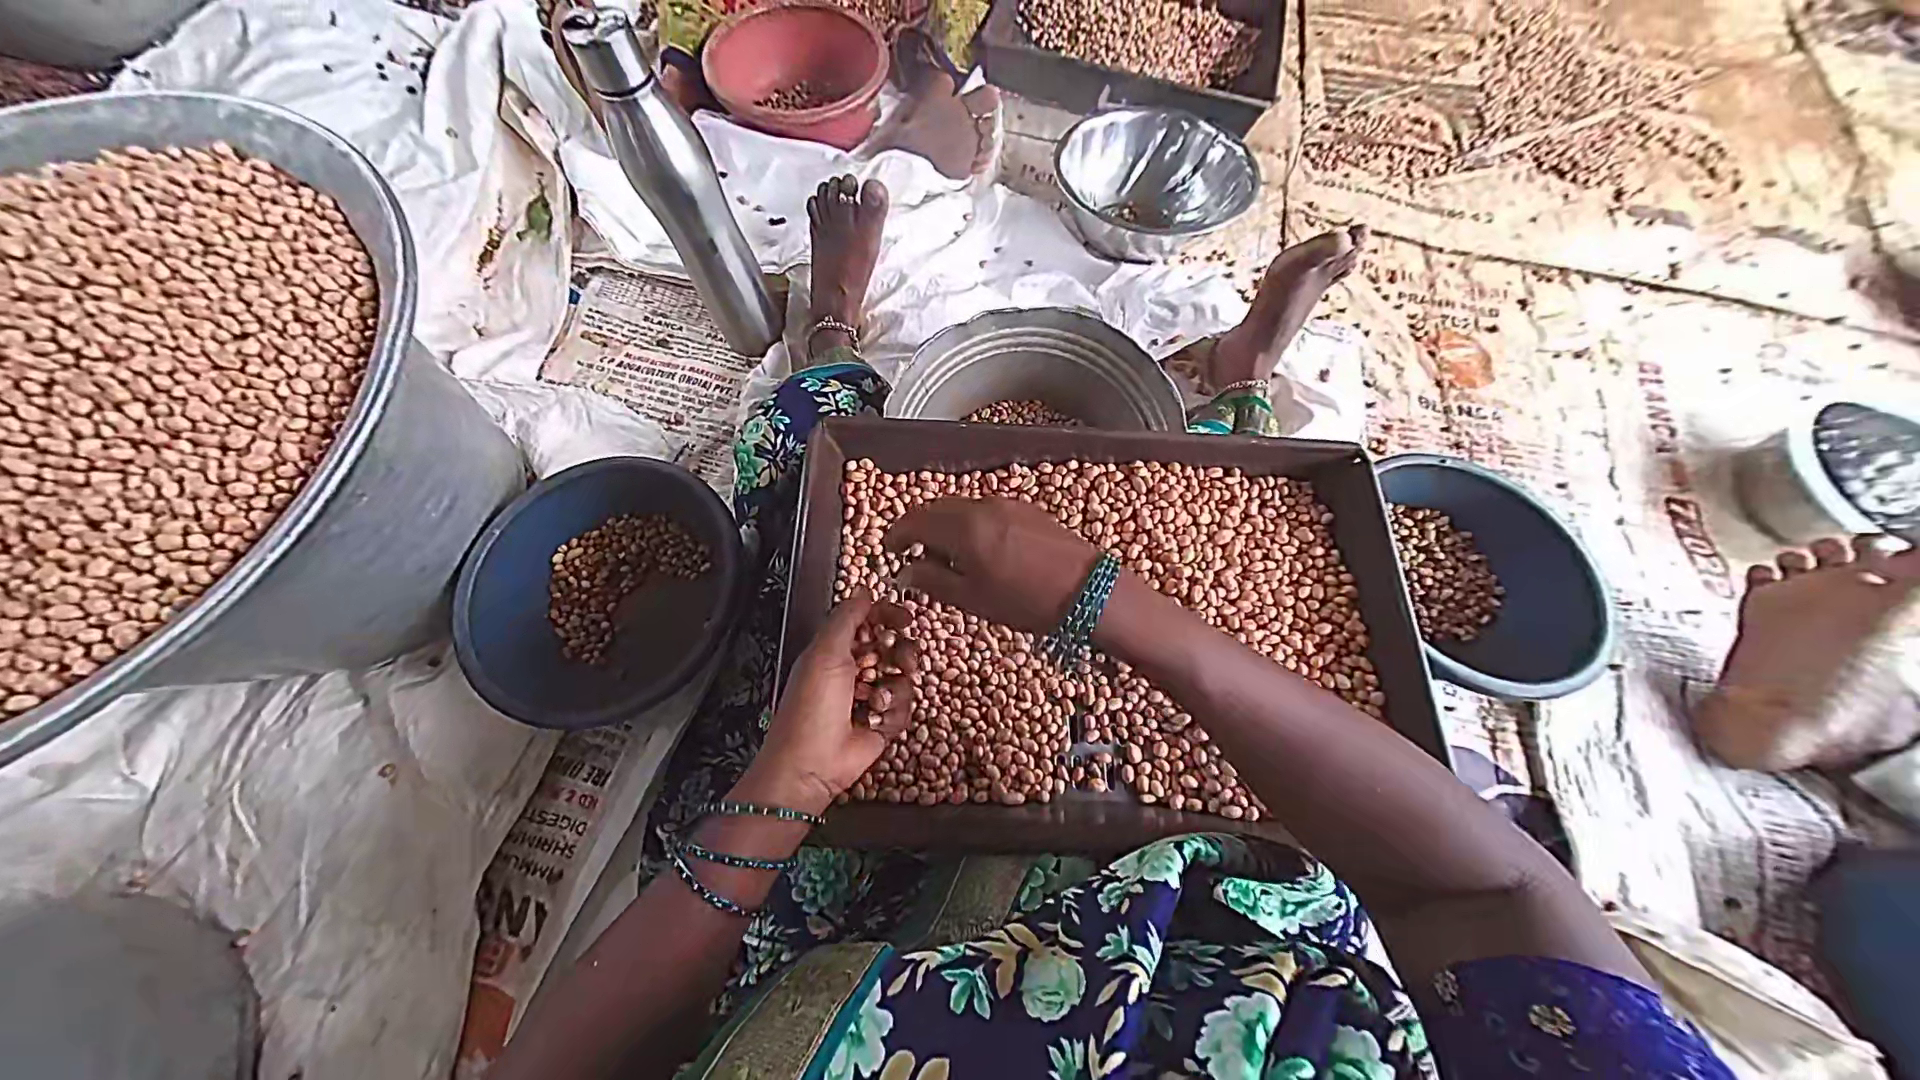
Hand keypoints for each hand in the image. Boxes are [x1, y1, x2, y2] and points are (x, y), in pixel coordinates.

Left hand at [735, 591, 915, 815]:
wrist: (811, 762)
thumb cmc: (811, 706)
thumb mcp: (826, 652)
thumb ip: (847, 616)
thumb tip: (863, 589)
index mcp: (837, 649)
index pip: (870, 622)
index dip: (888, 617)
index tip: (905, 619)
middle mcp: (856, 671)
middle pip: (894, 647)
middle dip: (902, 653)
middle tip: (902, 661)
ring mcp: (871, 697)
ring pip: (904, 677)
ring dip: (895, 688)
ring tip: (879, 699)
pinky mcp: (885, 722)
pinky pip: (906, 706)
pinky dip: (893, 712)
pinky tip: (875, 720)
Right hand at [885, 497, 1101, 635]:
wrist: (1089, 591)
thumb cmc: (1026, 601)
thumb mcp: (972, 598)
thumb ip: (932, 581)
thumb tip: (905, 572)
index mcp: (962, 527)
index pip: (913, 521)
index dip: (896, 536)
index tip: (888, 551)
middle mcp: (982, 506)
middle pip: (935, 509)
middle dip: (918, 528)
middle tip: (912, 555)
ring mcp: (1007, 504)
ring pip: (961, 508)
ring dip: (944, 526)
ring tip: (946, 558)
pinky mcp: (1027, 510)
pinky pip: (985, 510)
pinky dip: (969, 524)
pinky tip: (978, 550)